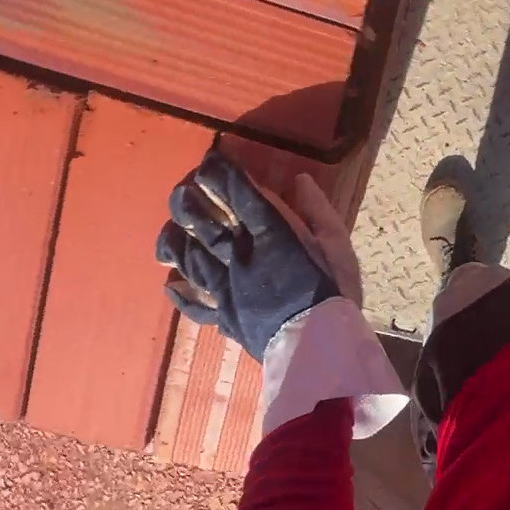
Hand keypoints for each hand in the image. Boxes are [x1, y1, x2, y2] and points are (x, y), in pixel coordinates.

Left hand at [155, 148, 361, 359]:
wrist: (319, 347)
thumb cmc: (335, 291)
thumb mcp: (338, 245)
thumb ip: (318, 210)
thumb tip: (299, 179)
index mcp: (268, 233)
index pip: (236, 192)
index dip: (218, 172)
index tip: (211, 161)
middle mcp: (238, 255)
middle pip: (200, 222)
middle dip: (186, 201)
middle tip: (184, 192)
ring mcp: (225, 288)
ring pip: (188, 259)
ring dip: (174, 241)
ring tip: (171, 231)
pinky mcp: (224, 317)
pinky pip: (195, 305)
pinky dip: (181, 296)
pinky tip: (170, 286)